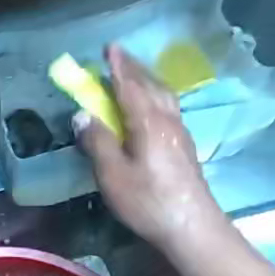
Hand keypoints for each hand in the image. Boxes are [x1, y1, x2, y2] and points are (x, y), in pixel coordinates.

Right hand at [76, 44, 226, 254]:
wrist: (192, 227)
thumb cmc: (148, 201)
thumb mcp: (112, 174)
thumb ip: (97, 141)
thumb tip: (82, 114)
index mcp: (148, 122)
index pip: (129, 86)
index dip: (117, 67)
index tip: (109, 47)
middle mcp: (167, 120)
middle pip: (150, 85)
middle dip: (134, 68)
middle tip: (119, 55)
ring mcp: (180, 133)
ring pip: (164, 96)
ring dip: (148, 80)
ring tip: (136, 74)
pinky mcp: (184, 148)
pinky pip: (169, 108)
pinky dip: (156, 96)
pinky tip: (153, 106)